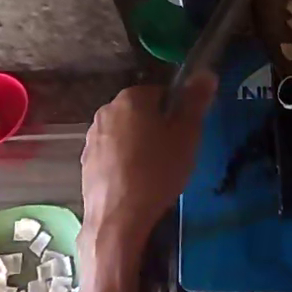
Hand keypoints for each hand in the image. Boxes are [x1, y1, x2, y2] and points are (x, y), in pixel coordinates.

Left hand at [79, 74, 216, 256]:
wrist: (118, 218)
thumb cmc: (157, 171)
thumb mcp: (187, 135)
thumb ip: (196, 101)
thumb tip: (206, 73)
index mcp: (131, 97)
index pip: (161, 93)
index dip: (176, 113)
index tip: (184, 135)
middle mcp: (106, 110)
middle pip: (141, 112)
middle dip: (156, 128)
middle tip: (173, 154)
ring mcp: (93, 137)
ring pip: (125, 133)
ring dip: (139, 145)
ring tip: (155, 172)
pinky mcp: (86, 161)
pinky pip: (113, 154)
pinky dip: (124, 162)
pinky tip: (136, 183)